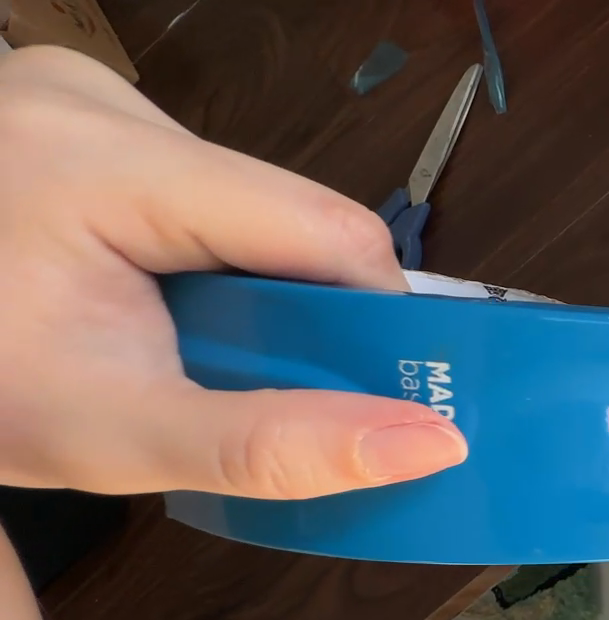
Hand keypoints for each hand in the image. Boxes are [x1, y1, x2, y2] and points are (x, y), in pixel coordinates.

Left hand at [0, 46, 465, 499]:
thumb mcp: (123, 439)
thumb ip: (277, 447)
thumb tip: (437, 443)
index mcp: (92, 161)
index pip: (331, 230)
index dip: (379, 316)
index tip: (362, 385)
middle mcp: (95, 103)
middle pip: (307, 217)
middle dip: (322, 310)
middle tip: (284, 376)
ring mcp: (91, 101)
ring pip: (278, 210)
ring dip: (286, 292)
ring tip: (229, 344)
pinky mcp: (94, 119)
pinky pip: (235, 201)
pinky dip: (244, 266)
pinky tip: (195, 305)